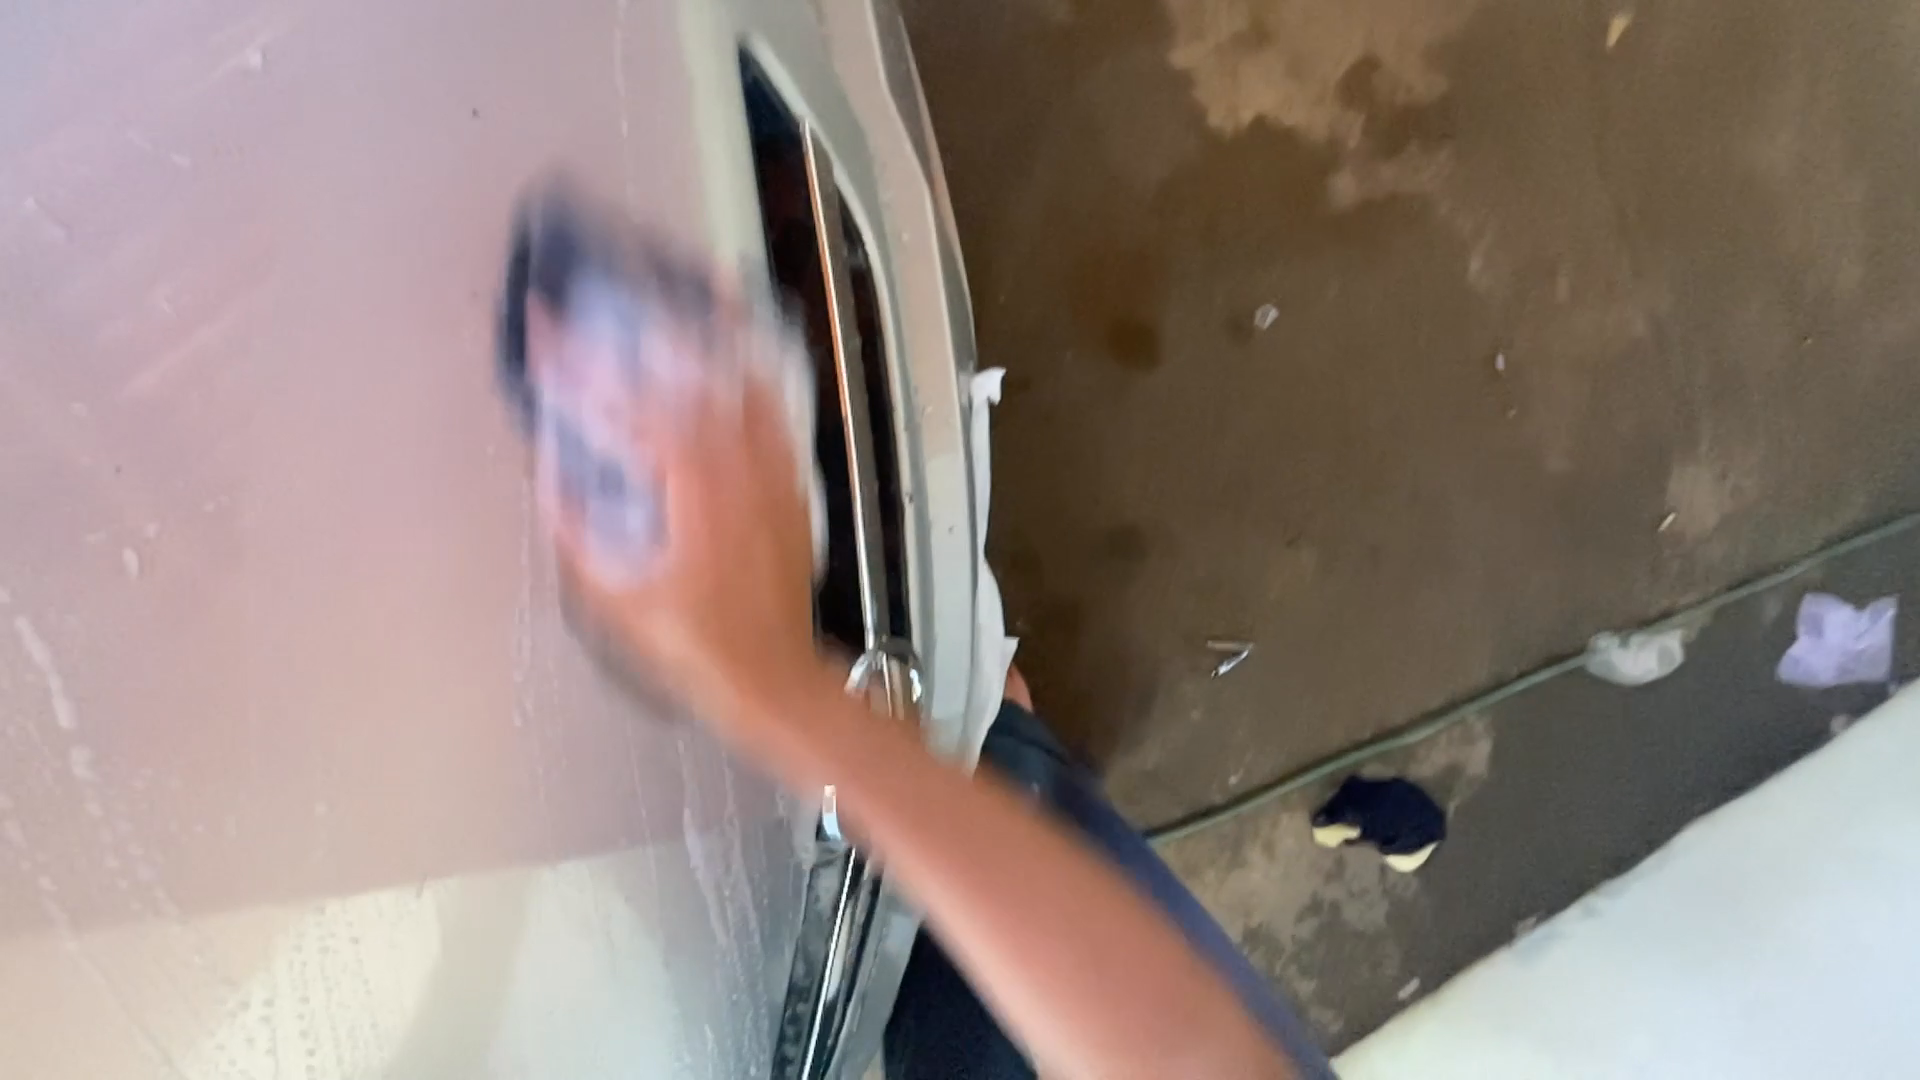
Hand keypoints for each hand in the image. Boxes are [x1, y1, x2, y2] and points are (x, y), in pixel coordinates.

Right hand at [540, 329, 827, 740]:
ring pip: (749, 391)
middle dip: (650, 330)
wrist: (772, 674)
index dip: (584, 366)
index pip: (633, 410)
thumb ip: (579, 533)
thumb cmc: (697, 646)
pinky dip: (760, 383)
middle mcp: (743, 474)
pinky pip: (780, 421)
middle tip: (623, 288)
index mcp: (694, 495)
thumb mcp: (616, 600)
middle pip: (697, 381)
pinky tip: (750, 361)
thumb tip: (553, 480)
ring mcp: (776, 479)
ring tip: (708, 289)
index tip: (545, 328)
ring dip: (721, 340)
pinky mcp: (794, 491)